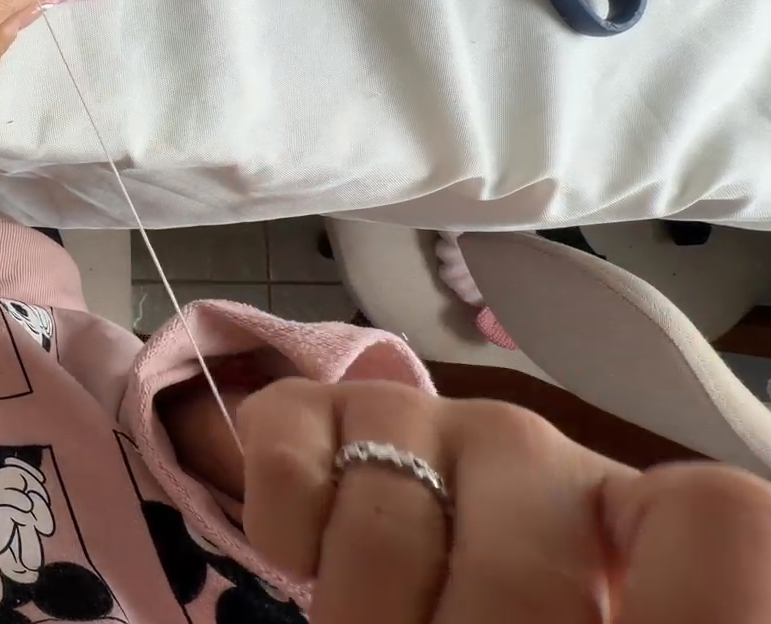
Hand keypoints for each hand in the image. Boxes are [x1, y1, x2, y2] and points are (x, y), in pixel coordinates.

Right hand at [237, 378, 770, 623]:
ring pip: (384, 531)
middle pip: (521, 579)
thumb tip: (590, 608)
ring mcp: (404, 410)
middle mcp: (523, 444)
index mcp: (639, 518)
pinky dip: (286, 545)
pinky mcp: (304, 402)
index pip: (719, 516)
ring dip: (357, 616)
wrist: (385, 547)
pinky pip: (287, 473)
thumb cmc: (505, 616)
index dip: (697, 595)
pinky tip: (303, 562)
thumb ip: (651, 613)